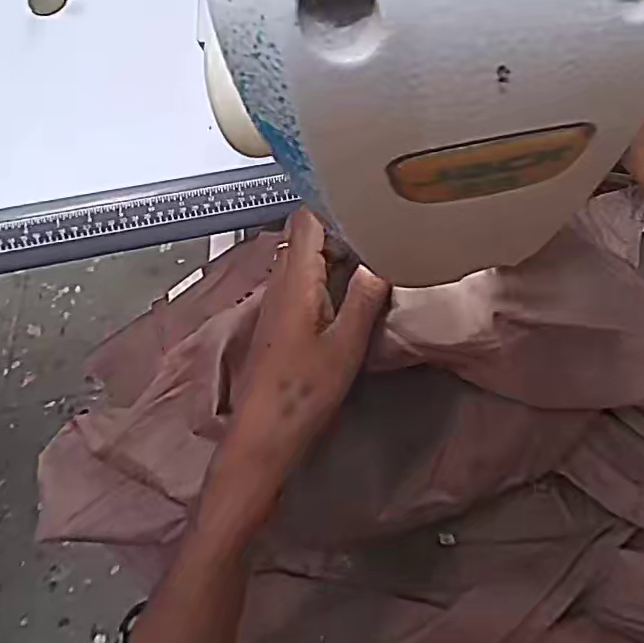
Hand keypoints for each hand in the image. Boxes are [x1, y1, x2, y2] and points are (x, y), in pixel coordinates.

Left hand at [210, 210, 389, 527]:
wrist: (262, 435)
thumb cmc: (304, 389)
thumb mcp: (347, 344)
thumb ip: (365, 296)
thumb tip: (381, 258)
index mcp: (296, 278)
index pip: (307, 219)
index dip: (334, 207)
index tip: (368, 210)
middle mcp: (280, 281)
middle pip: (306, 235)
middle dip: (341, 230)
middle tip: (378, 238)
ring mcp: (276, 300)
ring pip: (304, 257)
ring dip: (334, 255)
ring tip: (371, 261)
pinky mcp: (278, 318)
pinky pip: (301, 279)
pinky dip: (324, 275)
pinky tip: (349, 293)